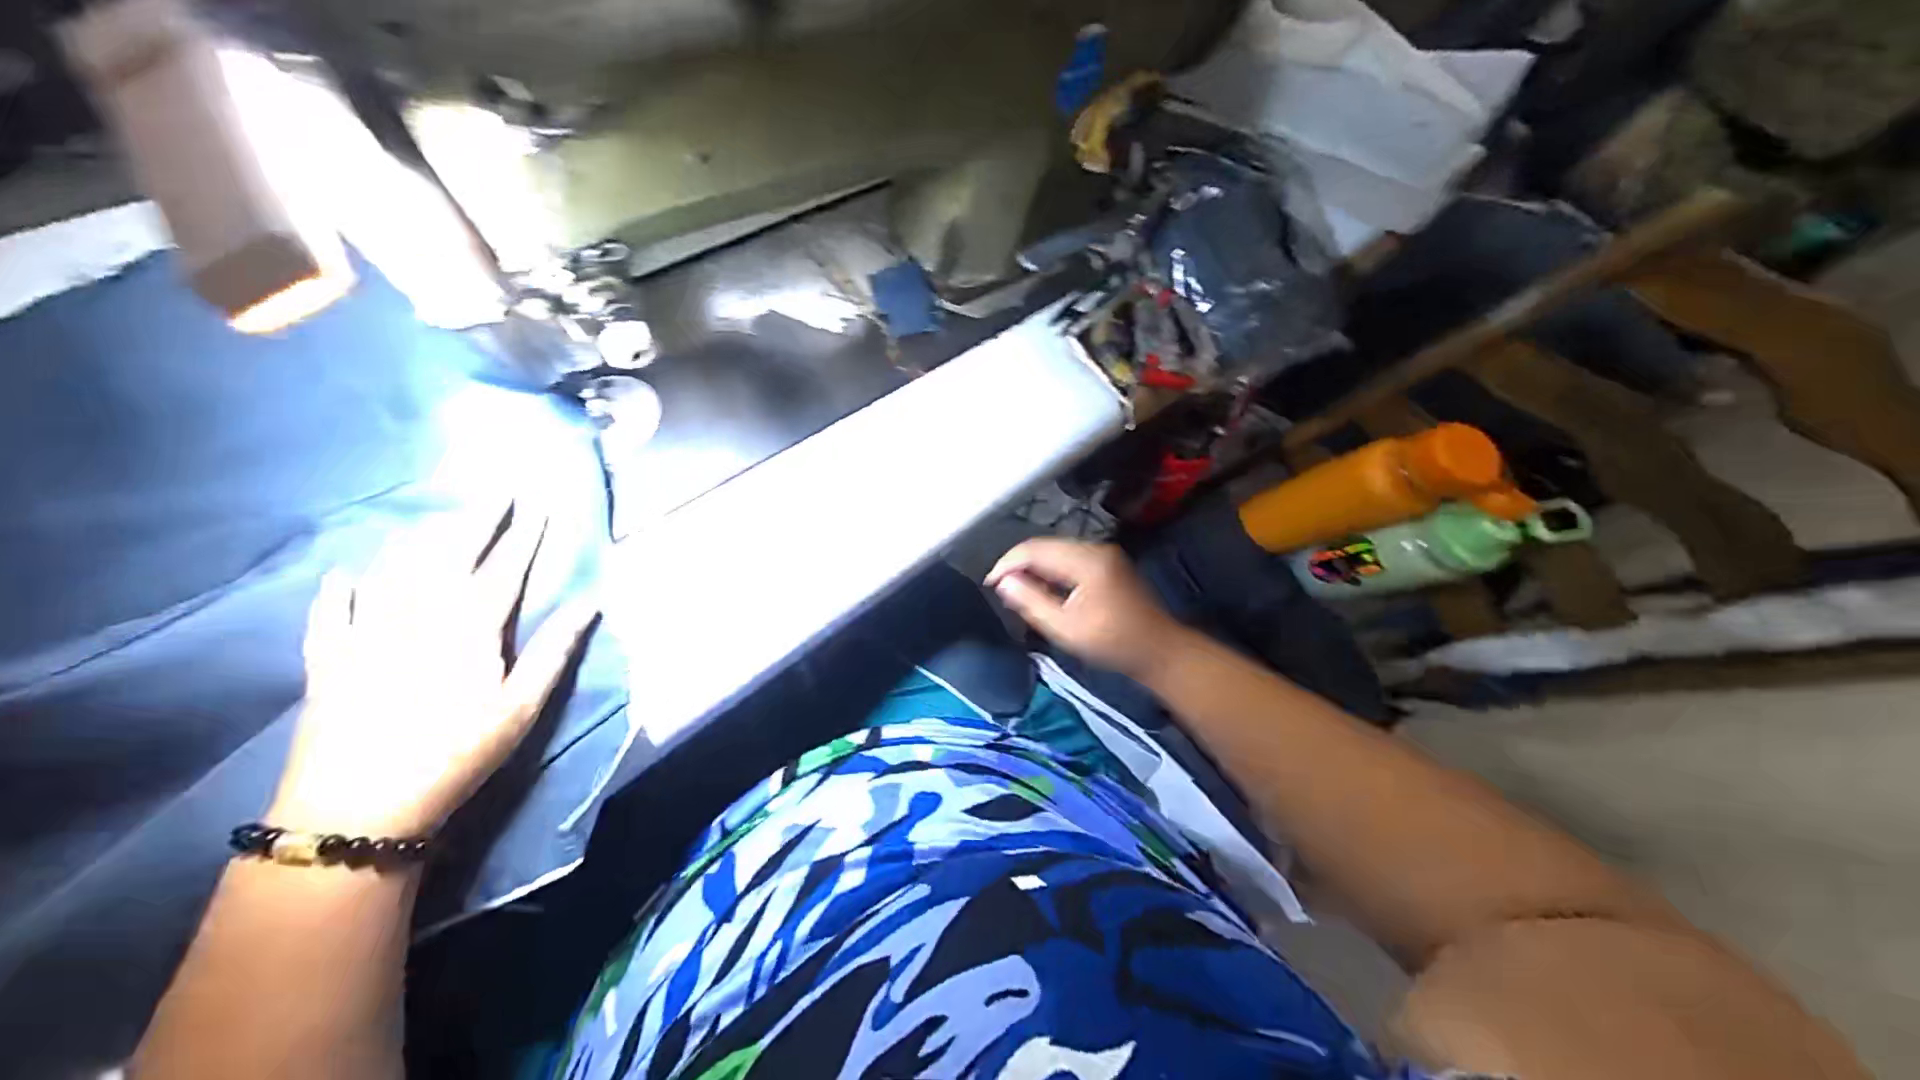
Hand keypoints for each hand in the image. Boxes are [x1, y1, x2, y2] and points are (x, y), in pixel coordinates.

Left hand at [267, 505, 598, 838]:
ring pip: (391, 571)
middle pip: (448, 556)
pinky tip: (342, 573)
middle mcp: (416, 617)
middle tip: (494, 493)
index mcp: (469, 628)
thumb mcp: (520, 707)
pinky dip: (336, 590)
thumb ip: (553, 650)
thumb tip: (589, 603)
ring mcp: (366, 634)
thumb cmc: (456, 754)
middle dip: (475, 521)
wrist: (359, 807)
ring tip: (433, 519)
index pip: (503, 569)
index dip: (524, 536)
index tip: (540, 507)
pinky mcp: (327, 660)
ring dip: (415, 540)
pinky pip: (329, 614)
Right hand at [985, 539, 1189, 681]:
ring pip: (1056, 550)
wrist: (1159, 650)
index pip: (1035, 549)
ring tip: (1015, 588)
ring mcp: (1104, 554)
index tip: (989, 583)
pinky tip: (1041, 587)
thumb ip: (1031, 602)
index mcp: (1086, 561)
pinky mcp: (1107, 562)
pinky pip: (1069, 558)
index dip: (1007, 563)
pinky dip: (1050, 569)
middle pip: (1045, 546)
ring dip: (1033, 565)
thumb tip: (1002, 582)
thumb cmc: (1113, 644)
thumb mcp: (1065, 628)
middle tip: (999, 587)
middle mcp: (1095, 548)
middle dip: (1018, 563)